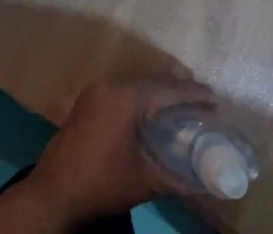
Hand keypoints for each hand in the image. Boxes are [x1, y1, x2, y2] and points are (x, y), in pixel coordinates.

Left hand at [20, 77, 214, 222]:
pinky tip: (151, 112)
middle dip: (178, 90)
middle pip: (152, 81)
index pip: (167, 89)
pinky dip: (140, 96)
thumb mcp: (147, 181)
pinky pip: (121, 90)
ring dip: (158, 92)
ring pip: (135, 84)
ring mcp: (95, 91)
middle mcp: (110, 85)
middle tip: (203, 103)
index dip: (193, 94)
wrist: (55, 190)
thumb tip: (209, 183)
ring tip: (182, 106)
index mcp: (125, 98)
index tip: (216, 101)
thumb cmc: (102, 182)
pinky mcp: (86, 100)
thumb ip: (180, 179)